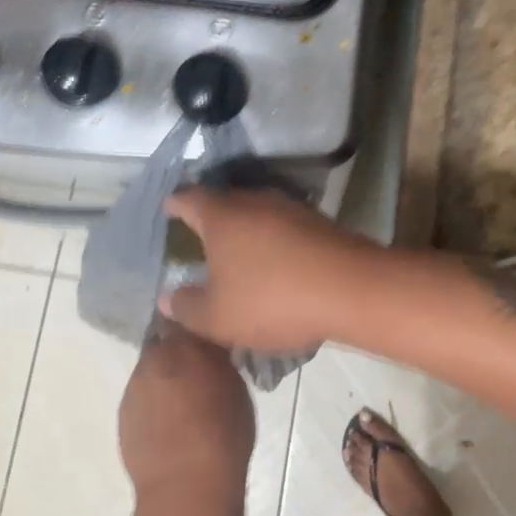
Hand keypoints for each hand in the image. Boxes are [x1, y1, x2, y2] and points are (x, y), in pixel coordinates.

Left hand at [118, 319, 255, 500]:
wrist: (186, 485)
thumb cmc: (223, 434)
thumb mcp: (234, 386)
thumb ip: (218, 360)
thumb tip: (213, 352)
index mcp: (185, 345)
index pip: (188, 317)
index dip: (199, 323)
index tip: (210, 332)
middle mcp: (154, 358)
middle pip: (164, 341)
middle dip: (178, 350)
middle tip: (199, 367)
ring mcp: (134, 387)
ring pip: (151, 370)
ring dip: (165, 376)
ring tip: (185, 400)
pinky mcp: (123, 414)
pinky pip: (142, 397)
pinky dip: (154, 402)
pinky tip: (170, 423)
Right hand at [159, 186, 386, 352]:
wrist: (349, 288)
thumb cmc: (272, 299)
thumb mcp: (218, 317)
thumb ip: (186, 307)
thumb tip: (166, 297)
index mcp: (221, 215)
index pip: (187, 198)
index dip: (174, 204)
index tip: (167, 209)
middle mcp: (253, 200)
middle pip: (222, 200)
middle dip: (208, 216)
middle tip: (196, 234)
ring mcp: (289, 207)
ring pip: (254, 212)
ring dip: (242, 228)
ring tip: (233, 251)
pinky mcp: (317, 221)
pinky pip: (281, 225)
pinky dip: (270, 239)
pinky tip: (271, 261)